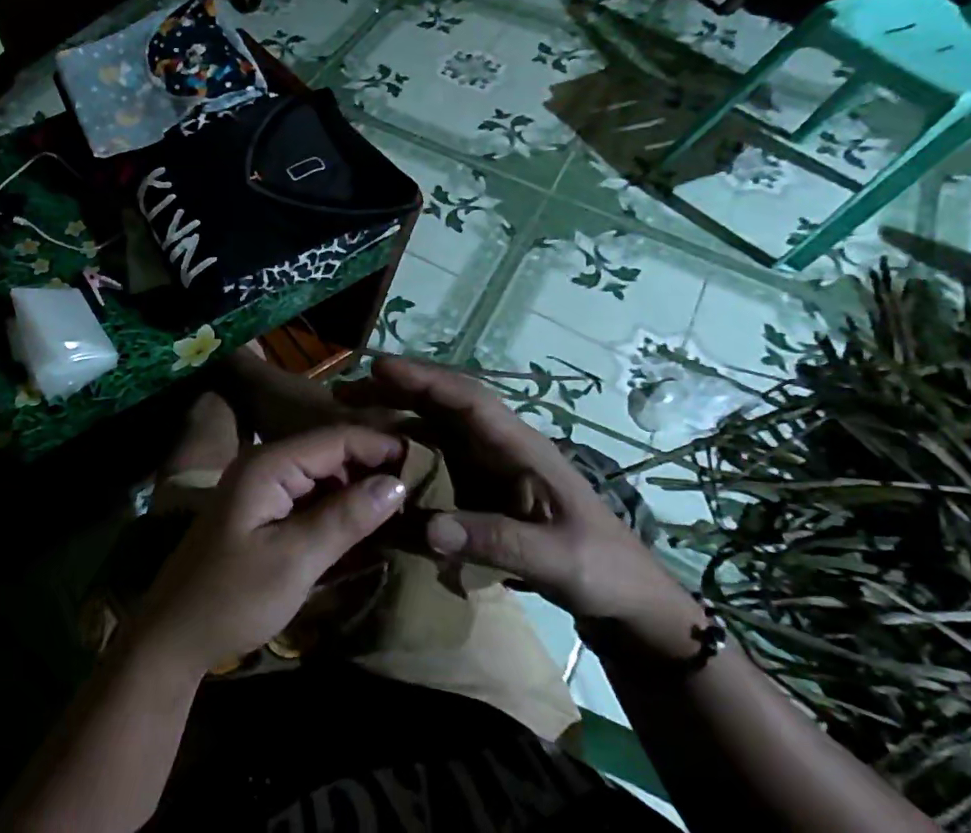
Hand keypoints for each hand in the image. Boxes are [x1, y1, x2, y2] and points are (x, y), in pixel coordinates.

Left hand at [135, 426, 409, 675]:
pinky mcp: (265, 515)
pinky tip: (372, 528)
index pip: (337, 437)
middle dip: (375, 469)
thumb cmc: (233, 596)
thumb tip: (397, 482)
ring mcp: (264, 491)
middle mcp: (265, 466)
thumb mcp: (296, 558)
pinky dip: (341, 512)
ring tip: (410, 509)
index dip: (383, 447)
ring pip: (325, 478)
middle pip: (331, 454)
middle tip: (427, 491)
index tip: (432, 464)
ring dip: (361, 492)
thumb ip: (346, 517)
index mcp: (268, 464)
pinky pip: (311, 501)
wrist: (176, 634)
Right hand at [349, 357, 705, 657]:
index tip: (379, 370)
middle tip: (345, 393)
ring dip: (393, 416)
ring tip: (349, 418)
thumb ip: (498, 541)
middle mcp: (499, 447)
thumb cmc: (602, 570)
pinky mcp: (479, 487)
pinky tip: (377, 460)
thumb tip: (428, 528)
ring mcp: (488, 466)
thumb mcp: (558, 560)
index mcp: (521, 448)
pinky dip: (403, 450)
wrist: (626, 600)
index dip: (425, 380)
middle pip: (441, 405)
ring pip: (433, 427)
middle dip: (395, 391)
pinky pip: (434, 458)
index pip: (468, 400)